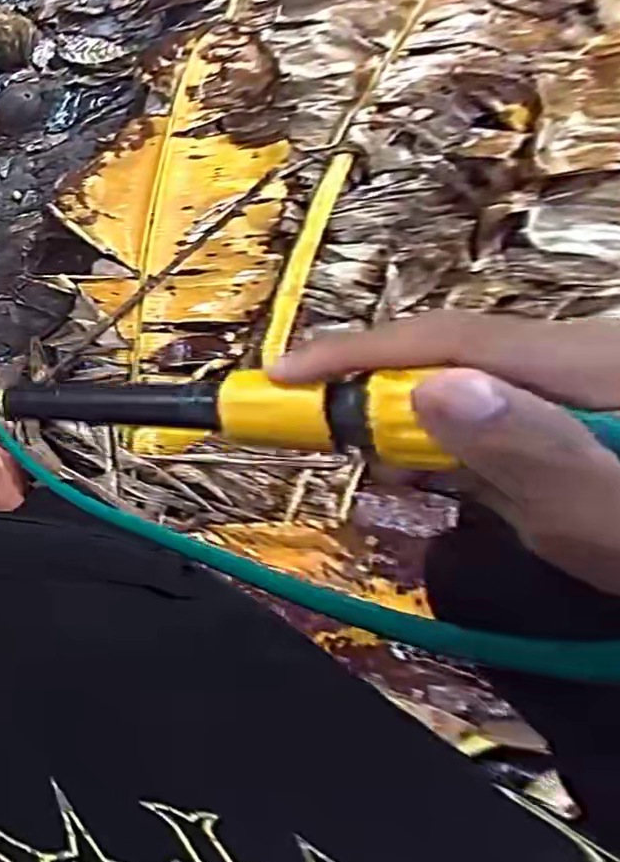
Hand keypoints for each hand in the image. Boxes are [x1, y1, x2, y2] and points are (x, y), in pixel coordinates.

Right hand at [270, 311, 619, 592]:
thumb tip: (432, 385)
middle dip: (388, 397)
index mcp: (608, 367)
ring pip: (484, 377)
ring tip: (419, 477)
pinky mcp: (605, 399)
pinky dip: (473, 434)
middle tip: (348, 447)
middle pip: (464, 354)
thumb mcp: (606, 524)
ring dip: (428, 422)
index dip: (350, 352)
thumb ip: (527, 455)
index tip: (275, 377)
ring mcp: (610, 374)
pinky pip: (514, 398)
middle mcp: (606, 353)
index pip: (452, 338)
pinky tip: (480, 474)